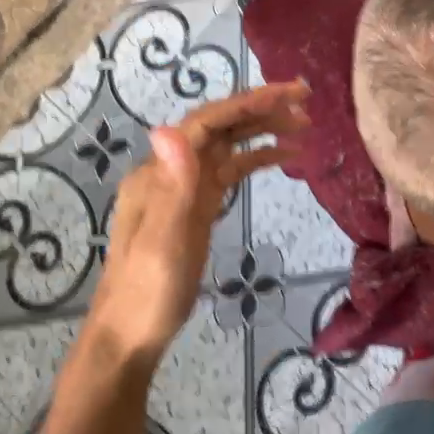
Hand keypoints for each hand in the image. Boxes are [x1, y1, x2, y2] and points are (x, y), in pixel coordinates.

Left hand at [86, 81, 310, 362]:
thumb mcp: (162, 242)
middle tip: (305, 99)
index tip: (289, 93)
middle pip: (219, 126)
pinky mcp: (197, 206)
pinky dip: (258, 157)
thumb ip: (173, 187)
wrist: (128, 340)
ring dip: (263, 128)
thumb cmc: (146, 294)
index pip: (207, 123)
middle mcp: (169, 171)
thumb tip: (169, 130)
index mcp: (157, 173)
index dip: (248, 103)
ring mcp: (184, 188)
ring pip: (228, 144)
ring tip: (305, 124)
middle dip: (261, 108)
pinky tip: (287, 156)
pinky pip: (231, 169)